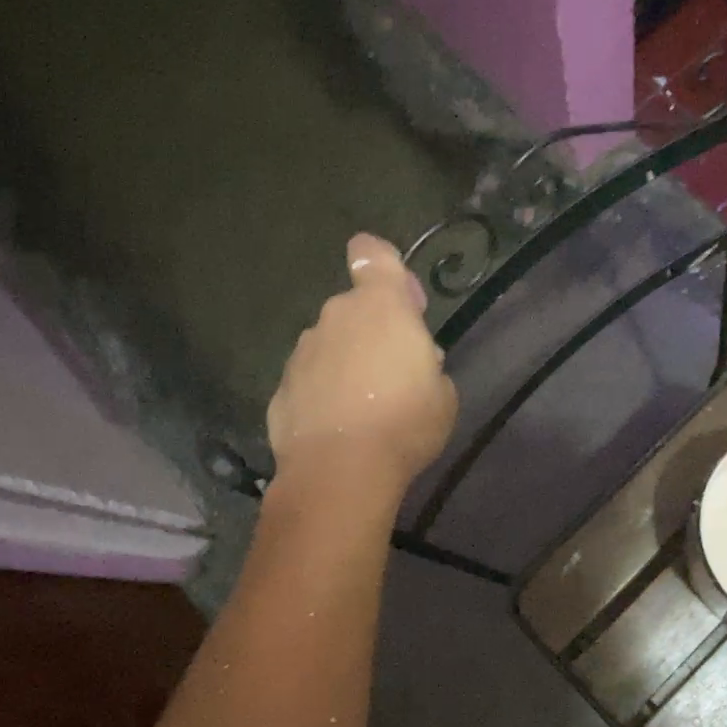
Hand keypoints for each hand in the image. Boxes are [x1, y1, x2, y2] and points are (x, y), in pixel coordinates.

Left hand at [265, 234, 457, 499]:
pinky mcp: (283, 388)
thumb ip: (427, 365)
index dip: (384, 265)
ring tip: (368, 409)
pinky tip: (342, 429)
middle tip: (397, 375)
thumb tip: (414, 363)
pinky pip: (313, 380)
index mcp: (382, 308)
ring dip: (349, 365)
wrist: (340, 471)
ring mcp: (303, 352)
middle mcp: (336, 318)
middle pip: (356, 310)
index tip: (402, 298)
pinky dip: (326, 395)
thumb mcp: (443, 394)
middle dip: (375, 332)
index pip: (373, 256)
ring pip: (332, 345)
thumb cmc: (404, 423)